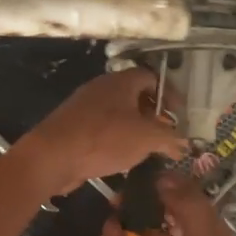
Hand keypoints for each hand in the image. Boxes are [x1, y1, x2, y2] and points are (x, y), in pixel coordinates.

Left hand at [18, 69, 187, 183]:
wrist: (52, 156)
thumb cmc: (103, 139)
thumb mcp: (146, 138)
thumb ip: (169, 138)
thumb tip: (183, 143)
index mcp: (120, 82)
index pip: (151, 77)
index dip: (169, 94)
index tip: (179, 115)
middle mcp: (101, 87)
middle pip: (134, 94)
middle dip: (153, 114)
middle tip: (164, 135)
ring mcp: (84, 106)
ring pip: (118, 112)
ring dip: (134, 128)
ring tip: (146, 150)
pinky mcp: (73, 125)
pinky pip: (102, 127)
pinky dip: (115, 138)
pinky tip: (121, 158)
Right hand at [99, 172, 235, 235]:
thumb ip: (188, 207)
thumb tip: (164, 177)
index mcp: (201, 225)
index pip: (181, 193)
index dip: (162, 181)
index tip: (140, 172)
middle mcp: (178, 235)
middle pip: (152, 206)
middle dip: (135, 199)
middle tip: (118, 198)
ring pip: (133, 226)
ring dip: (120, 221)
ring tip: (112, 226)